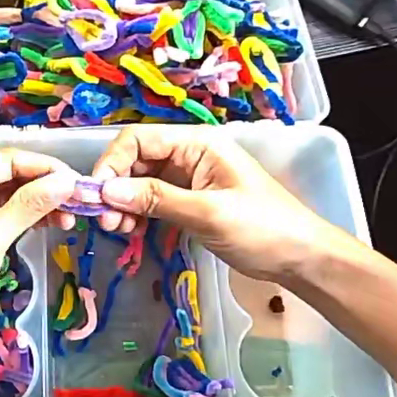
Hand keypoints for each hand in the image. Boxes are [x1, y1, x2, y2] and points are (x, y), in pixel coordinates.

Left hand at [0, 149, 76, 351]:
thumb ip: (28, 205)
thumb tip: (67, 181)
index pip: (7, 159)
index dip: (45, 167)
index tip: (78, 182)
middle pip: (9, 173)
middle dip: (44, 185)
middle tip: (79, 200)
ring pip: (9, 192)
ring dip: (39, 202)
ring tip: (71, 217)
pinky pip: (3, 210)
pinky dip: (27, 216)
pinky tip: (53, 223)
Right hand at [91, 126, 352, 283]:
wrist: (300, 257)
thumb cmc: (263, 228)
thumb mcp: (208, 213)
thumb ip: (156, 199)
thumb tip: (106, 192)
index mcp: (198, 144)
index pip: (139, 140)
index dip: (112, 163)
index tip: (96, 196)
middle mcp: (189, 155)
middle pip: (135, 160)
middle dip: (115, 188)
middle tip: (105, 221)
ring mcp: (188, 179)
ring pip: (139, 183)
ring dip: (123, 203)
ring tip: (117, 230)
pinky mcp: (188, 201)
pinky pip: (151, 201)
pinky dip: (136, 214)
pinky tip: (130, 231)